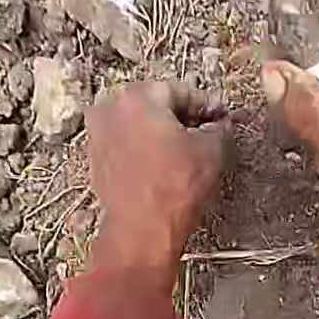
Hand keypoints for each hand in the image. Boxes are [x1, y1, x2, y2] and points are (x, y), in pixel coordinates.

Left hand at [84, 77, 227, 275]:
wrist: (142, 227)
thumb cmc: (176, 186)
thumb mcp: (212, 151)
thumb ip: (218, 129)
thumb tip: (219, 125)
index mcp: (138, 98)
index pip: (179, 90)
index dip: (206, 104)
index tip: (221, 117)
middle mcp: (110, 109)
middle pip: (154, 103)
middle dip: (181, 117)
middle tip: (206, 132)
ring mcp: (98, 134)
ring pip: (139, 124)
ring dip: (163, 132)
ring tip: (187, 151)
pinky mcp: (97, 158)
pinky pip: (127, 143)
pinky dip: (146, 148)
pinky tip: (166, 166)